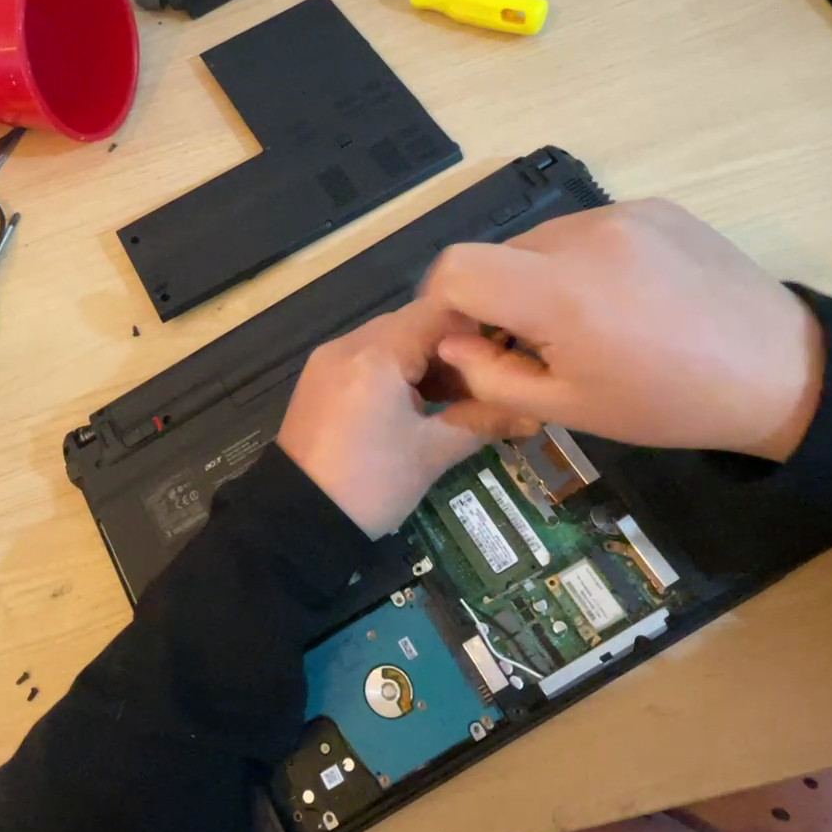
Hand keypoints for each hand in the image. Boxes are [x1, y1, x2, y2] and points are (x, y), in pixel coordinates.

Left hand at [277, 300, 539, 537]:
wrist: (296, 519)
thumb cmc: (370, 484)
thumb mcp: (430, 454)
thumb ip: (482, 422)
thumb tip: (535, 413)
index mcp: (376, 353)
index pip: (440, 312)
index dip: (479, 327)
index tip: (509, 353)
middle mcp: (348, 343)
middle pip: (414, 324)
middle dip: (454, 350)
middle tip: (489, 384)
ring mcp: (329, 360)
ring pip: (391, 341)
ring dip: (427, 363)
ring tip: (460, 400)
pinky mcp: (320, 379)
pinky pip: (367, 360)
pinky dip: (397, 373)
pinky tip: (420, 405)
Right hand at [419, 199, 824, 460]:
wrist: (784, 372)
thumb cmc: (667, 404)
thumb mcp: (566, 408)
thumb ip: (490, 375)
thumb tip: (450, 341)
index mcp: (559, 293)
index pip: (456, 267)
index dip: (443, 302)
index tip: (465, 335)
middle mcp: (583, 235)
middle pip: (497, 253)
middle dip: (497, 296)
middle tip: (532, 341)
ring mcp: (621, 212)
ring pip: (539, 241)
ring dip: (538, 278)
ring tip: (585, 319)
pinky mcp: (652, 205)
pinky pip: (585, 228)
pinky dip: (579, 260)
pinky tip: (621, 294)